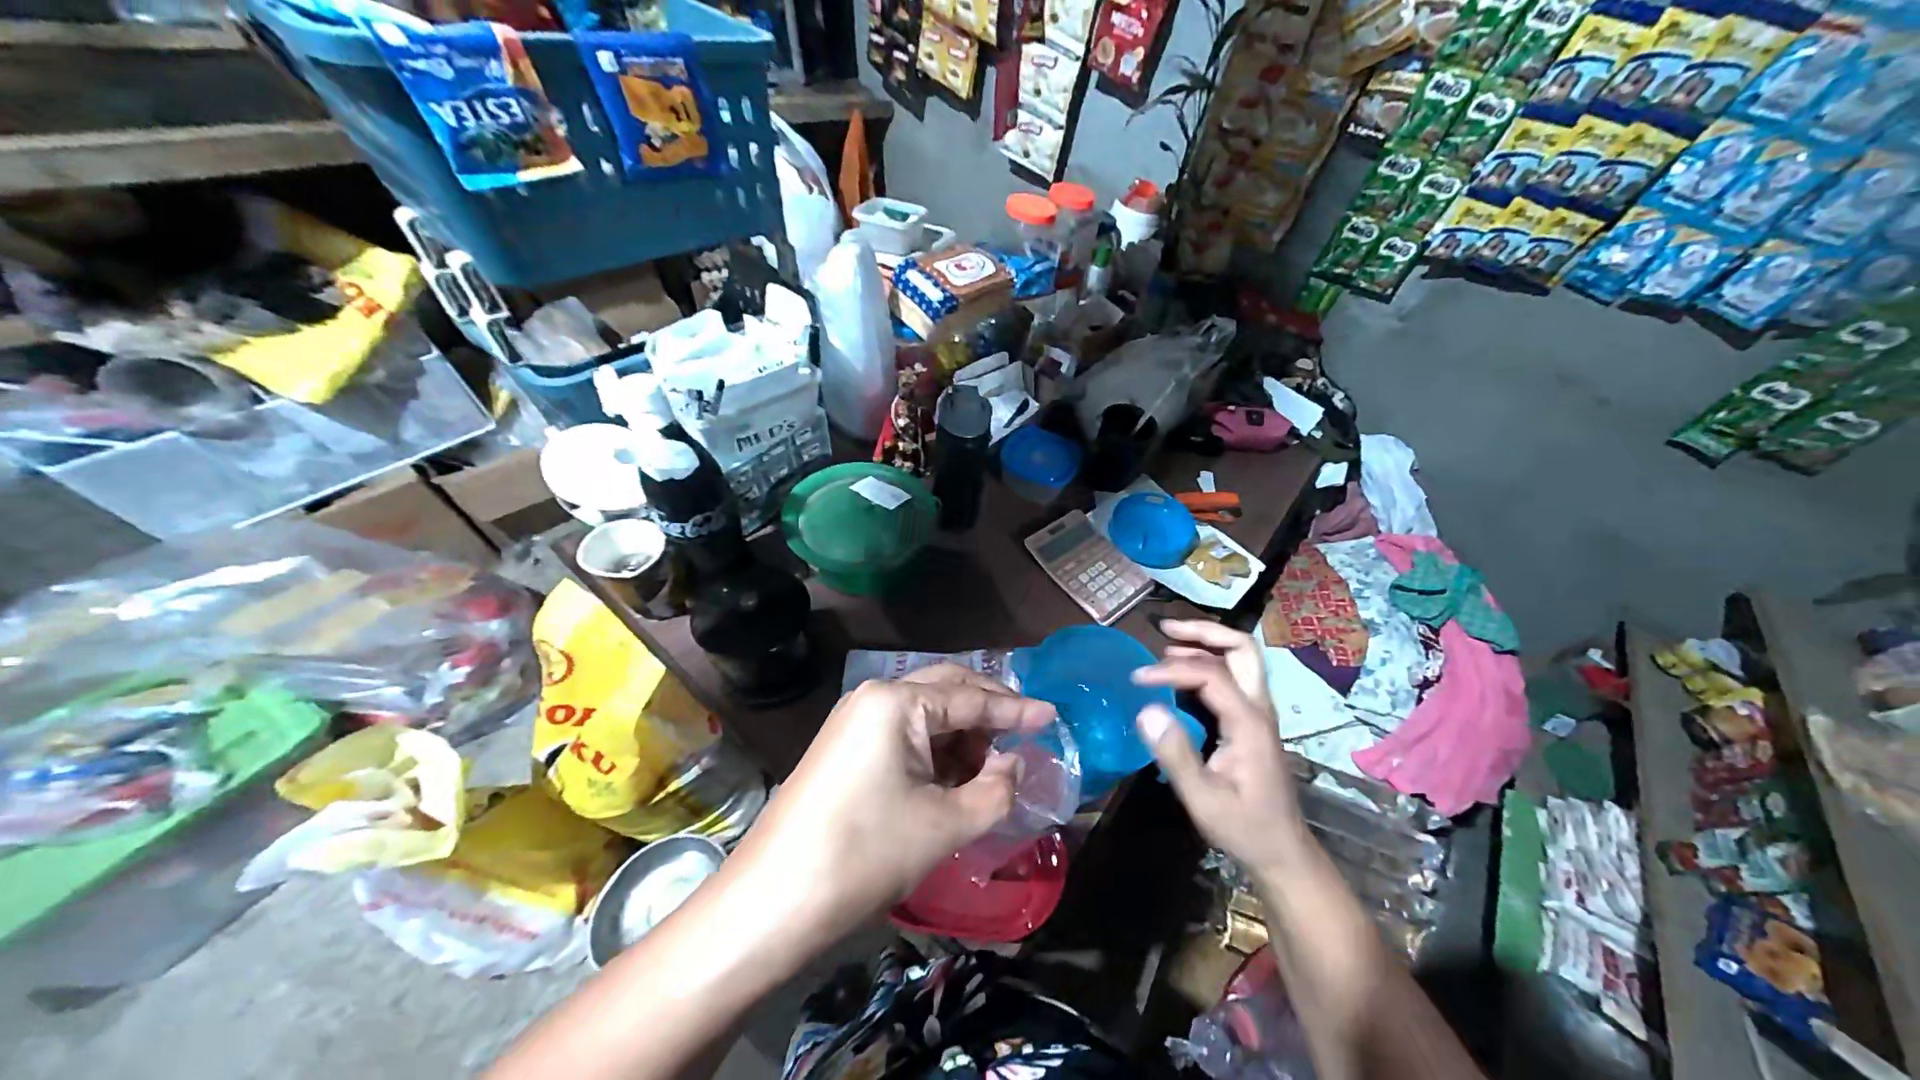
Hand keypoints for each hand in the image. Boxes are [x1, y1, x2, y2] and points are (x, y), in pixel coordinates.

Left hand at [727, 665, 1054, 937]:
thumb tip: (1014, 765)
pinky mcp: (842, 750)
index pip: (971, 698)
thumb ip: (995, 789)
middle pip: (945, 692)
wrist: (773, 901)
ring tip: (989, 772)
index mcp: (897, 703)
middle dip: (987, 714)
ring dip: (960, 738)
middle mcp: (872, 699)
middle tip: (1025, 736)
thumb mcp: (946, 824)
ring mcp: (852, 723)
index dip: (1016, 711)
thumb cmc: (867, 853)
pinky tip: (950, 781)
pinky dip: (932, 754)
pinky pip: (900, 737)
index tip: (1053, 716)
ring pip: (923, 716)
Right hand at [1133, 620, 1310, 872]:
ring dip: (1207, 642)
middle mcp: (1259, 708)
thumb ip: (1176, 754)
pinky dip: (1210, 661)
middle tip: (1164, 630)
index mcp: (1249, 722)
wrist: (1283, 852)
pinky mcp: (1254, 722)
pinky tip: (1182, 672)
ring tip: (1168, 643)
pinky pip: (1236, 675)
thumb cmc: (1243, 828)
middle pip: (1241, 648)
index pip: (1209, 673)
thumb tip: (1146, 710)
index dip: (1170, 670)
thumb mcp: (1203, 799)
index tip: (1136, 680)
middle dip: (1203, 631)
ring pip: (1242, 657)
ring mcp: (1260, 713)